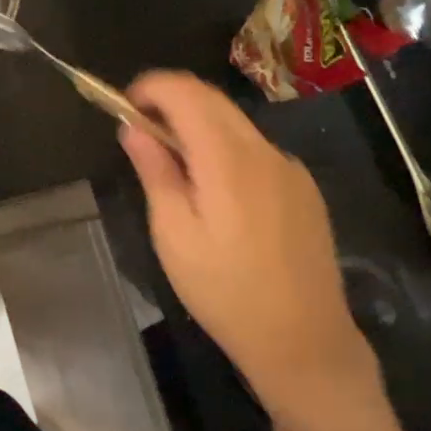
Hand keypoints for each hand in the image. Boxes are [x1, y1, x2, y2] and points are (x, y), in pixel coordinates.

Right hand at [121, 70, 371, 415]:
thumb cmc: (225, 291)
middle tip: (141, 132)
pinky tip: (217, 193)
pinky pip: (256, 150)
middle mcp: (264, 150)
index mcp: (227, 158)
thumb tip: (133, 127)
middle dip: (172, 102)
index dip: (150, 87)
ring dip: (199, 125)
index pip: (186, 91)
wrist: (305, 342)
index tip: (125, 106)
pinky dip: (226, 148)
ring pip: (236, 123)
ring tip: (175, 167)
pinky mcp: (304, 188)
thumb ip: (155, 171)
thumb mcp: (173, 235)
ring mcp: (290, 168)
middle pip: (212, 99)